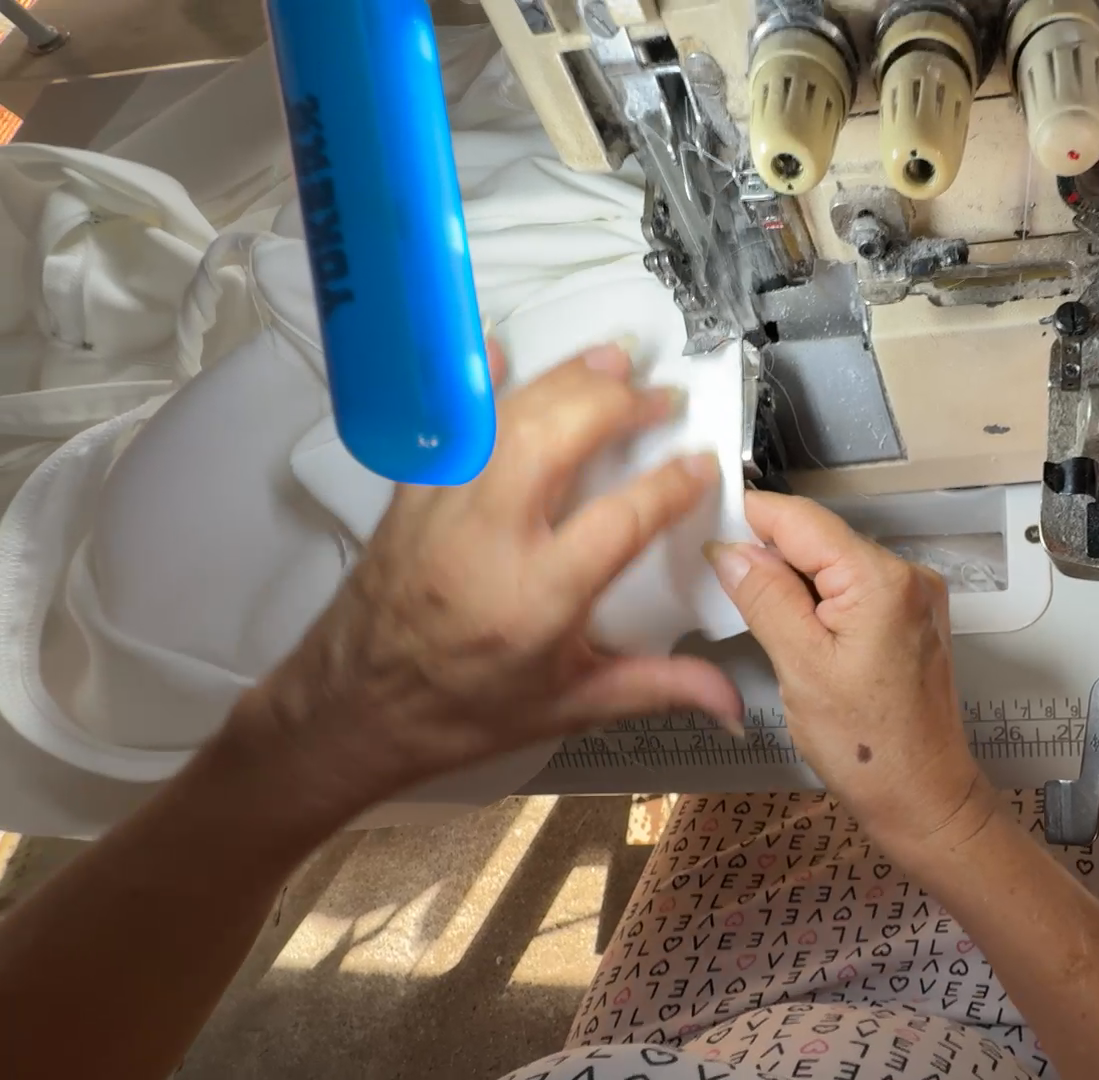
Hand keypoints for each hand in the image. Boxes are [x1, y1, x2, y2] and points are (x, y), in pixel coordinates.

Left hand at [225, 342, 743, 821]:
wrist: (344, 716)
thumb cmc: (470, 712)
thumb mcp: (574, 706)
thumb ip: (661, 688)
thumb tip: (735, 703)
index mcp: (538, 596)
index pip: (622, 519)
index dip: (672, 484)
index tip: (704, 461)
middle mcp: (488, 539)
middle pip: (555, 442)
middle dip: (615, 406)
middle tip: (662, 394)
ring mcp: (441, 509)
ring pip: (505, 422)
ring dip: (563, 381)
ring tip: (612, 358)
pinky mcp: (410, 497)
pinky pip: (443, 424)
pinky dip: (471, 380)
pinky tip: (496, 343)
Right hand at [705, 492, 994, 857]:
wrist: (924, 794)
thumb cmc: (864, 743)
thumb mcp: (801, 666)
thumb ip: (765, 596)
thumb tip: (728, 547)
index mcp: (882, 577)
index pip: (804, 520)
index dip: (754, 515)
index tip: (708, 519)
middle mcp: (908, 573)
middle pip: (823, 540)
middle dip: (772, 552)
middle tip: (721, 575)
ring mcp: (916, 594)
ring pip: (838, 564)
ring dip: (795, 578)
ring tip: (756, 607)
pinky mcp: (914, 616)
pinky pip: (857, 588)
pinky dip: (822, 598)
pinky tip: (798, 625)